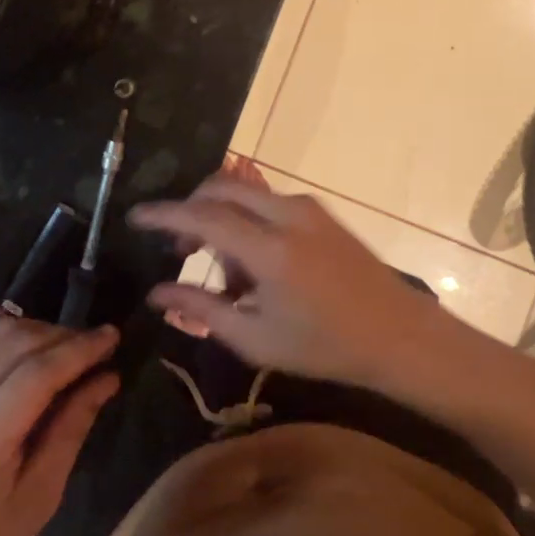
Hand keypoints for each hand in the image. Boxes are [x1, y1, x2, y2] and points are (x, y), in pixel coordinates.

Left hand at [0, 319, 119, 535]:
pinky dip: (3, 332)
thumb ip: (71, 430)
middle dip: (64, 336)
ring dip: (36, 331)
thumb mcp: (38, 496)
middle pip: (17, 342)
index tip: (113, 335)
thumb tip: (108, 377)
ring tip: (64, 350)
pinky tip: (23, 351)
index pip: (37, 373)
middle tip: (96, 346)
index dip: (80, 348)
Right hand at [129, 162, 450, 387]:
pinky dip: (245, 218)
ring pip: (244, 193)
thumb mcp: (256, 338)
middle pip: (221, 189)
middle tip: (177, 250)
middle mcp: (287, 214)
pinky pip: (267, 201)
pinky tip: (251, 263)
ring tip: (219, 269)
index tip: (134, 217)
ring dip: (219, 216)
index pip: (203, 216)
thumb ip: (202, 310)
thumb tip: (156, 294)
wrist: (400, 336)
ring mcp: (307, 208)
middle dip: (190, 211)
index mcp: (270, 248)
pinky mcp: (320, 212)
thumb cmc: (325, 346)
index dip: (164, 215)